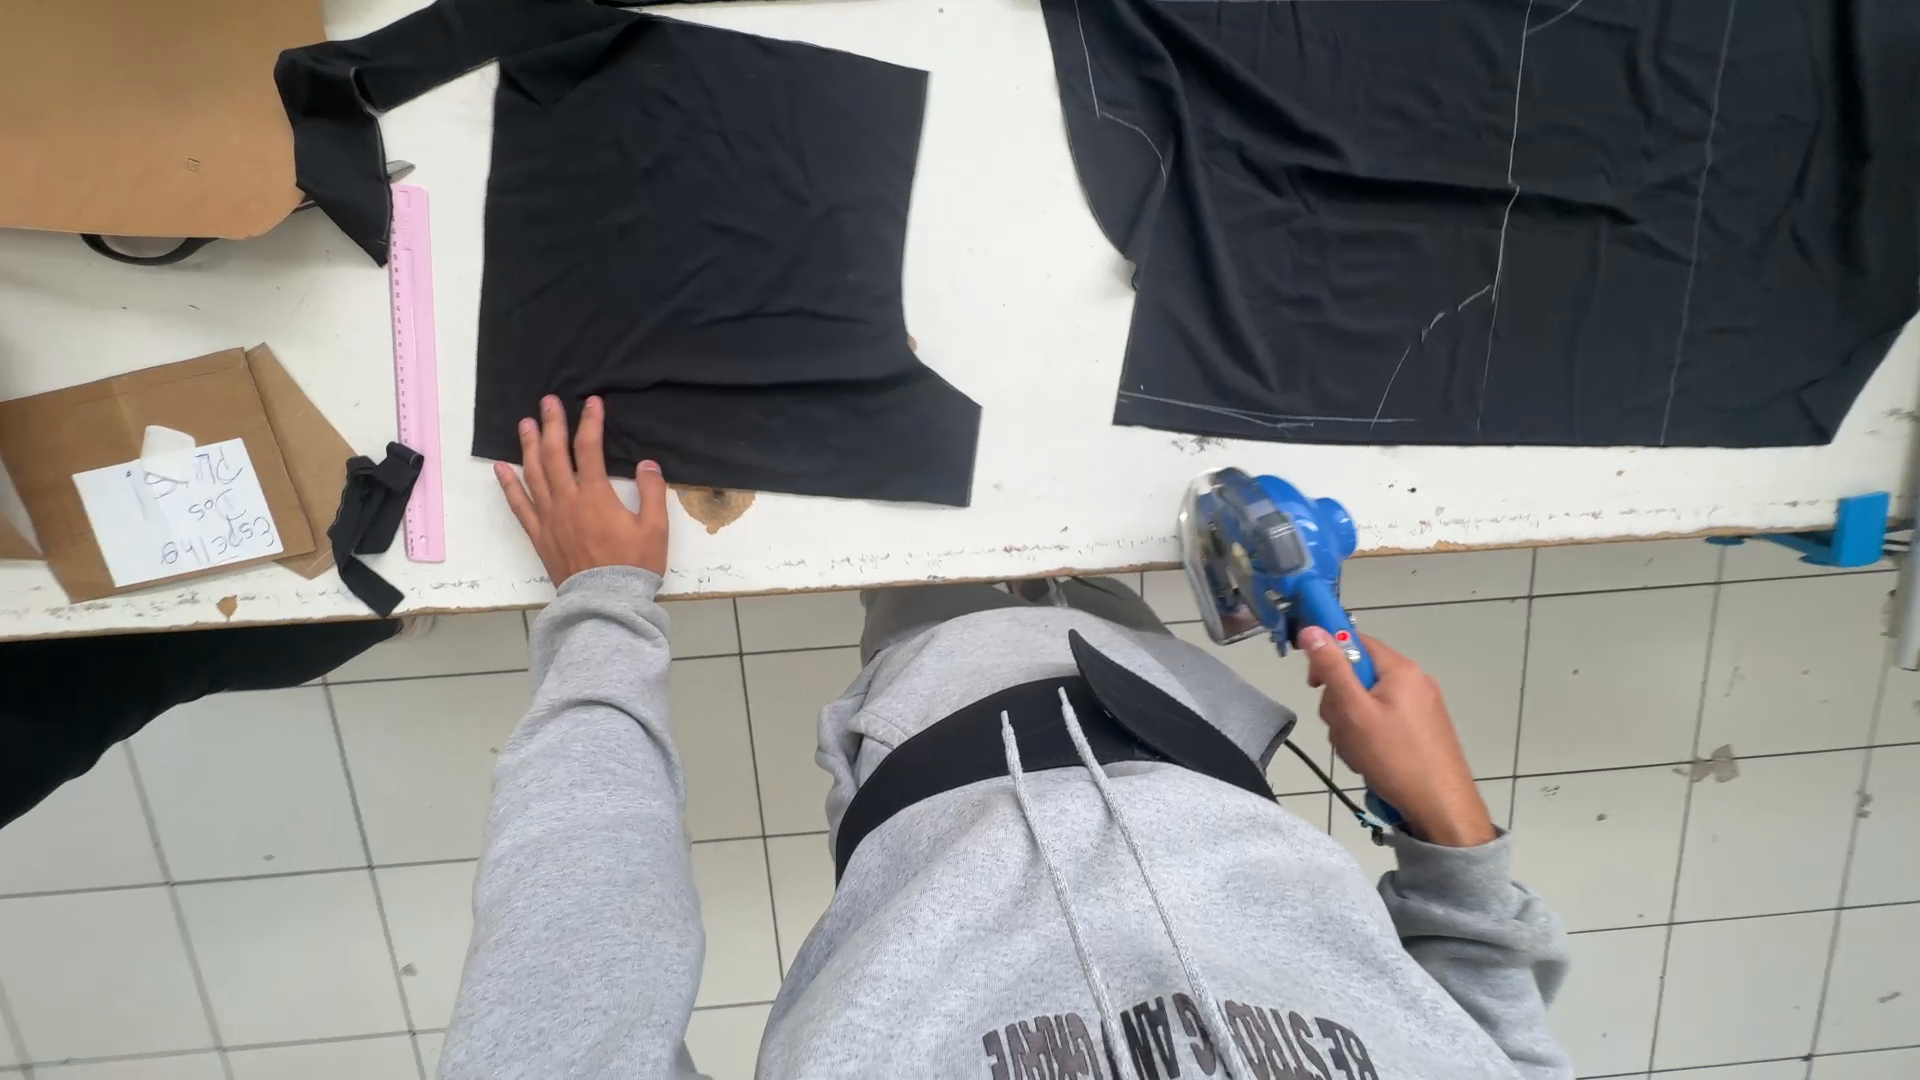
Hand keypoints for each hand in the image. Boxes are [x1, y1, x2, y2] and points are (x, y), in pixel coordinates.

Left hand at [494, 394, 668, 586]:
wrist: (607, 599)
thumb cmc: (635, 564)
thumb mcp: (656, 527)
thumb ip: (652, 492)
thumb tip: (647, 463)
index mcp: (596, 495)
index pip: (589, 449)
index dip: (590, 423)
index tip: (592, 403)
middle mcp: (567, 500)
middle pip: (554, 454)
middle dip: (552, 424)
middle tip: (549, 402)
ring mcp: (549, 517)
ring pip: (533, 473)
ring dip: (528, 445)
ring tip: (526, 423)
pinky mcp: (539, 534)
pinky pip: (519, 504)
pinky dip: (509, 484)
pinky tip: (501, 468)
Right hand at [1298, 626, 1494, 846]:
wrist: (1442, 809)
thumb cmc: (1394, 757)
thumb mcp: (1354, 710)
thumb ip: (1331, 668)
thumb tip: (1311, 628)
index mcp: (1400, 669)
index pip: (1352, 641)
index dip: (1327, 656)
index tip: (1313, 683)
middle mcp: (1413, 680)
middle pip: (1356, 673)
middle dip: (1339, 700)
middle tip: (1341, 726)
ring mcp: (1420, 705)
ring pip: (1364, 699)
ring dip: (1349, 722)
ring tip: (1355, 749)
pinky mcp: (1421, 727)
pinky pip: (1380, 718)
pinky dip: (1366, 733)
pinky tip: (1367, 756)